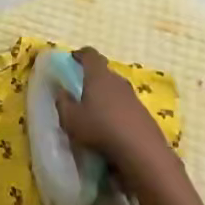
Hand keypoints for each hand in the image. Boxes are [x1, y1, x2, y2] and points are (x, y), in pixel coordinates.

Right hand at [53, 47, 176, 184]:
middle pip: (104, 71)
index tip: (73, 58)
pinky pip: (125, 104)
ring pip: (115, 88)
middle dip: (92, 77)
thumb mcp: (71, 119)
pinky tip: (111, 126)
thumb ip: (63, 103)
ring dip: (105, 95)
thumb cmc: (100, 129)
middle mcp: (117, 80)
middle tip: (81, 89)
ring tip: (95, 110)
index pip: (90, 54)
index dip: (80, 54)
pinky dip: (116, 109)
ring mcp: (133, 96)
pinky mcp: (143, 112)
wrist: (140, 150)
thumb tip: (62, 91)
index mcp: (98, 76)